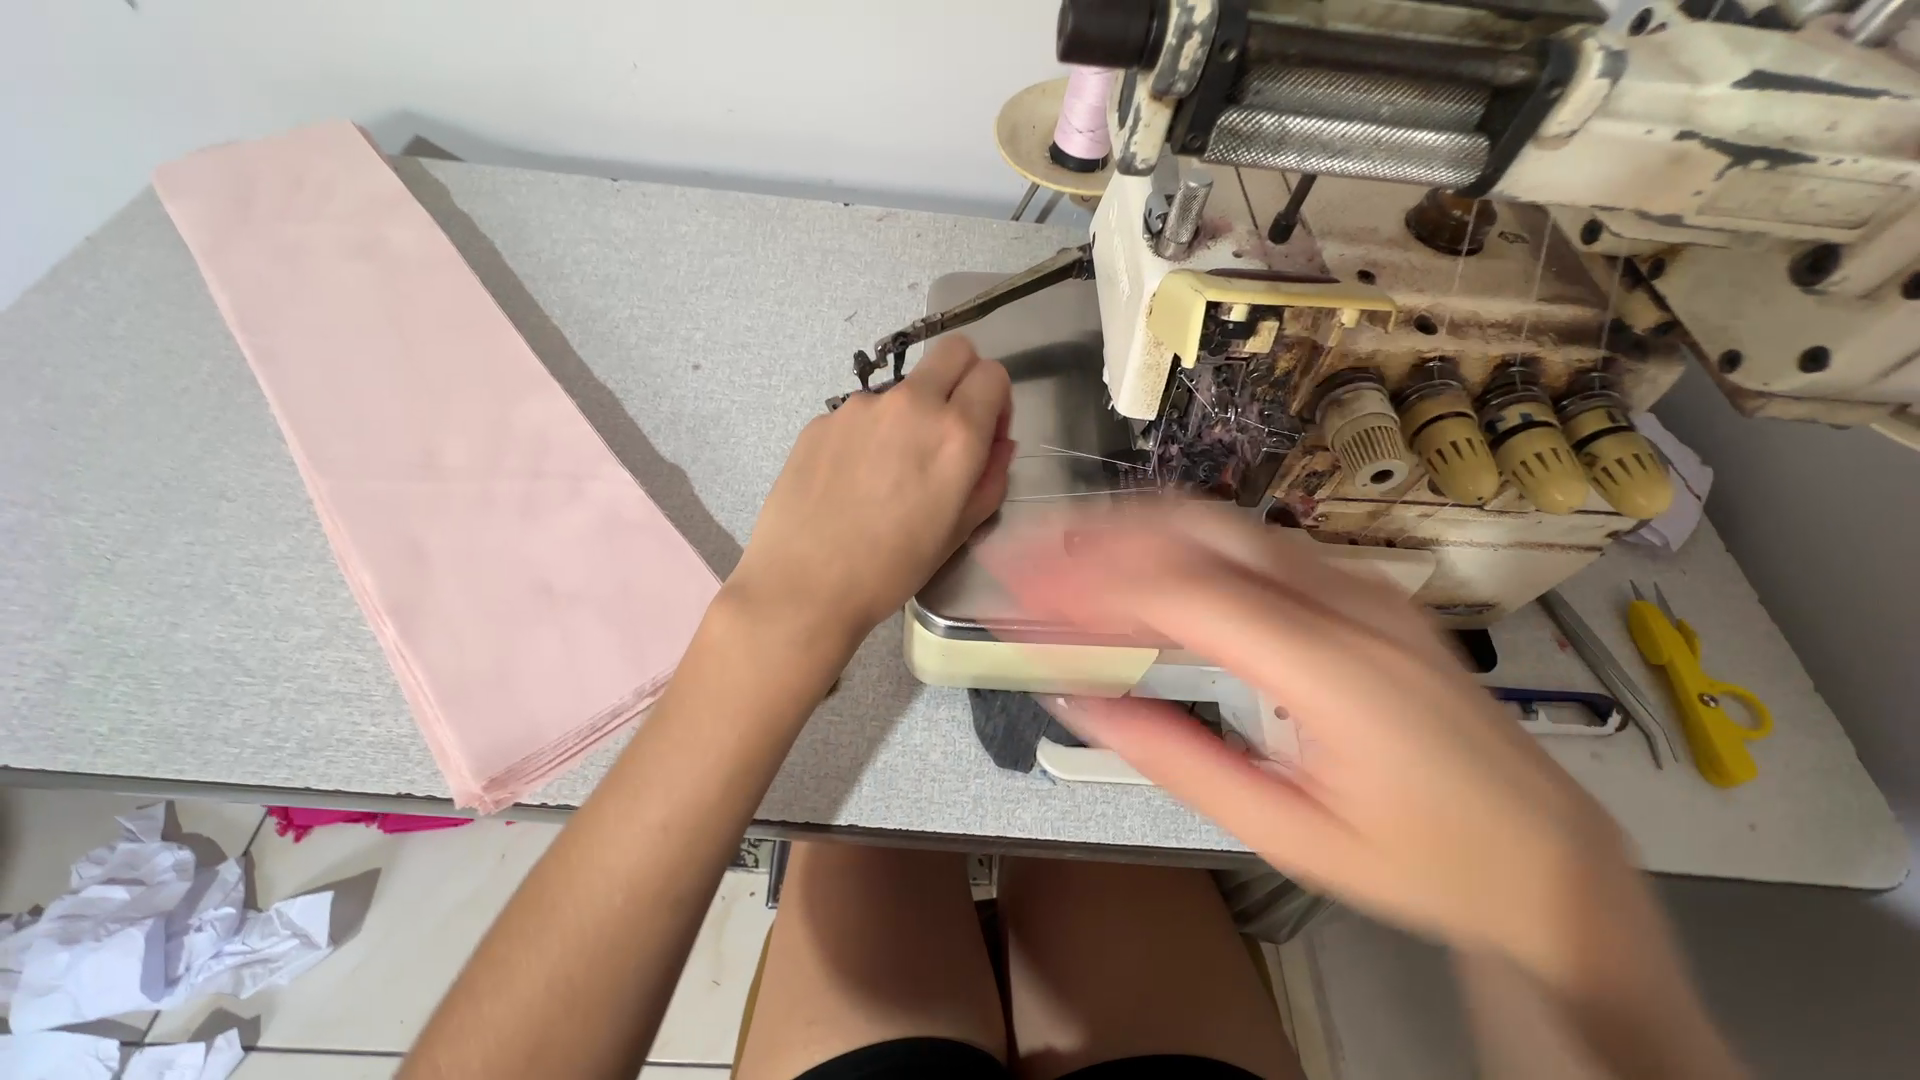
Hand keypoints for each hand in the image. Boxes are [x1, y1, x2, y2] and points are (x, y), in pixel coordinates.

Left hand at [727, 336, 1012, 644]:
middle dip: (964, 379)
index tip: (984, 436)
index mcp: (955, 433)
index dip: (996, 403)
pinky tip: (851, 481)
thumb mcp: (959, 531)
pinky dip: (869, 434)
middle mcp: (910, 404)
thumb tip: (997, 445)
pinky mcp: (822, 419)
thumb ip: (990, 478)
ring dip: (910, 414)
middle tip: (949, 429)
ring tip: (888, 473)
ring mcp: (860, 407)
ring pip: (903, 388)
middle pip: (955, 352)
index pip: (994, 374)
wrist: (805, 584)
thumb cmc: (892, 569)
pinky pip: (861, 413)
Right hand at [987, 502, 1636, 983]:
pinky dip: (1177, 547)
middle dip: (1096, 536)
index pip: (1182, 593)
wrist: (1543, 852)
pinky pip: (1251, 547)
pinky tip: (1137, 566)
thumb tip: (1083, 700)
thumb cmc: (1418, 859)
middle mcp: (1346, 602)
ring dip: (1132, 532)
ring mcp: (1359, 587)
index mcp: (1331, 665)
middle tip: (1027, 558)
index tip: (1021, 597)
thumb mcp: (1285, 830)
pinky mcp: (1360, 591)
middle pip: (1198, 532)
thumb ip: (1176, 757)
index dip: (1089, 587)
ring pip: (1222, 525)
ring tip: (1062, 553)